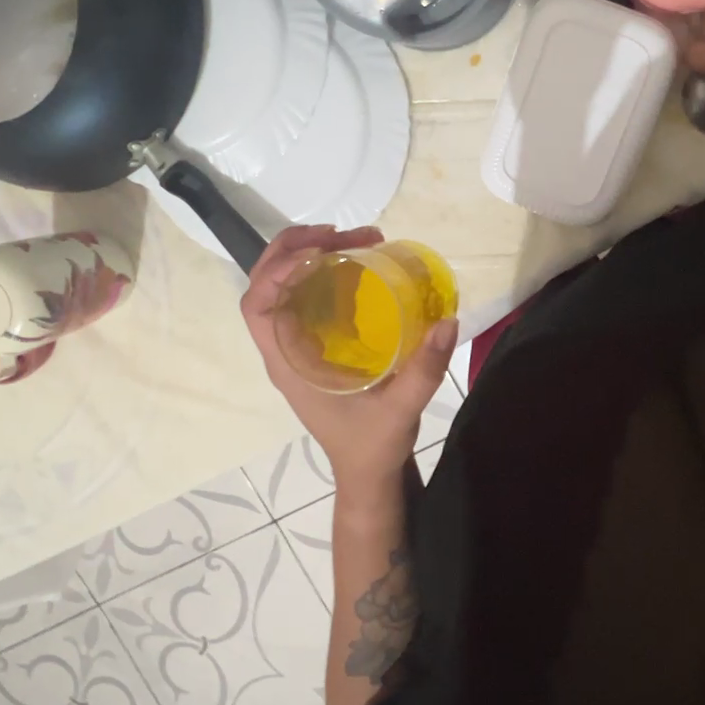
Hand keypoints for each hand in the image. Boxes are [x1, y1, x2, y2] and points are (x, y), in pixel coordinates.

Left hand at [241, 225, 458, 489]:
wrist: (369, 473)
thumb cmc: (371, 445)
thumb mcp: (400, 410)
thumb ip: (423, 370)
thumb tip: (446, 321)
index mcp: (289, 364)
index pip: (258, 308)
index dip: (276, 273)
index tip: (317, 253)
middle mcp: (287, 349)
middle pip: (267, 286)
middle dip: (295, 250)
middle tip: (342, 232)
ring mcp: (301, 345)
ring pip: (287, 287)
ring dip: (311, 254)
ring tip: (356, 237)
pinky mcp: (320, 344)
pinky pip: (310, 297)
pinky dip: (327, 272)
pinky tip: (360, 262)